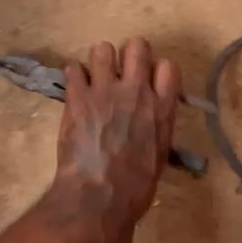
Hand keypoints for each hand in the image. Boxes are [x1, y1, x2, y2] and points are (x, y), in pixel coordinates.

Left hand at [41, 38, 180, 242]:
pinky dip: (74, 78)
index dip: (157, 70)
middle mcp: (136, 91)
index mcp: (161, 110)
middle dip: (129, 54)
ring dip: (99, 61)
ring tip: (95, 78)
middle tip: (120, 72)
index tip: (149, 81)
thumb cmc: (134, 190)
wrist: (97, 197)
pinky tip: (75, 92)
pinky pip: (73, 68)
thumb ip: (156, 127)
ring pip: (102, 48)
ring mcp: (105, 90)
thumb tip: (149, 119)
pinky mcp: (77, 96)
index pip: (168, 66)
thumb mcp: (158, 157)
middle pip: (137, 45)